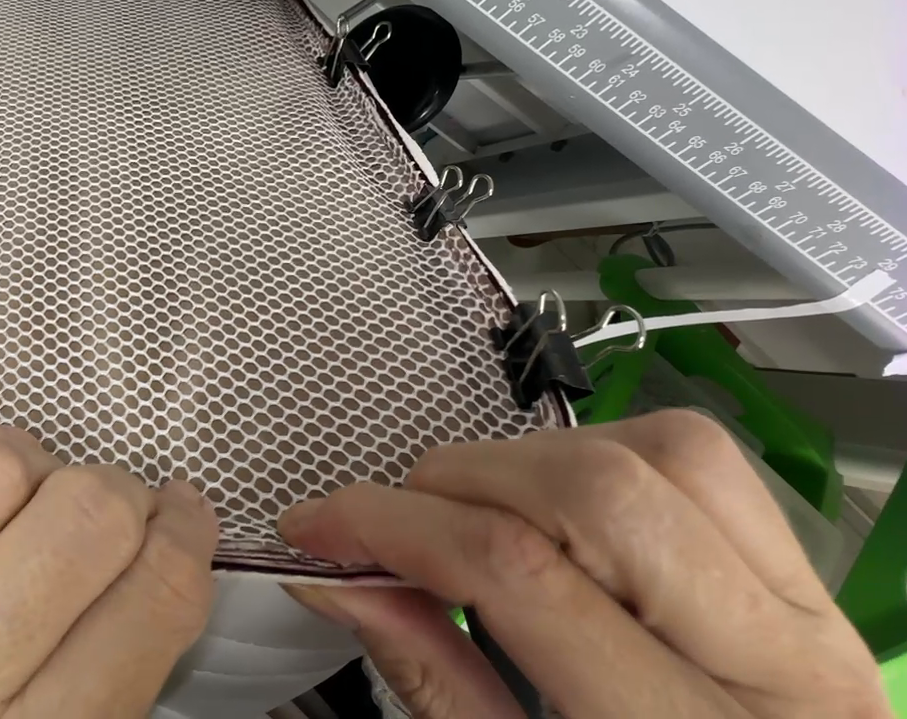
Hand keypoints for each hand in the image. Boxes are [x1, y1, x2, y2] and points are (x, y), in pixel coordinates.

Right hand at [277, 410, 889, 717]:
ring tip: (474, 514)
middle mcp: (782, 665)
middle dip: (454, 484)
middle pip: (590, 491)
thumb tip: (329, 574)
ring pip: (651, 451)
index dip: (388, 524)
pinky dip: (591, 453)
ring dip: (522, 462)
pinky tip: (549, 505)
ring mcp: (810, 610)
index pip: (517, 569)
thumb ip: (428, 672)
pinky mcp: (803, 574)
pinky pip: (690, 455)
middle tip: (400, 527)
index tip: (312, 526)